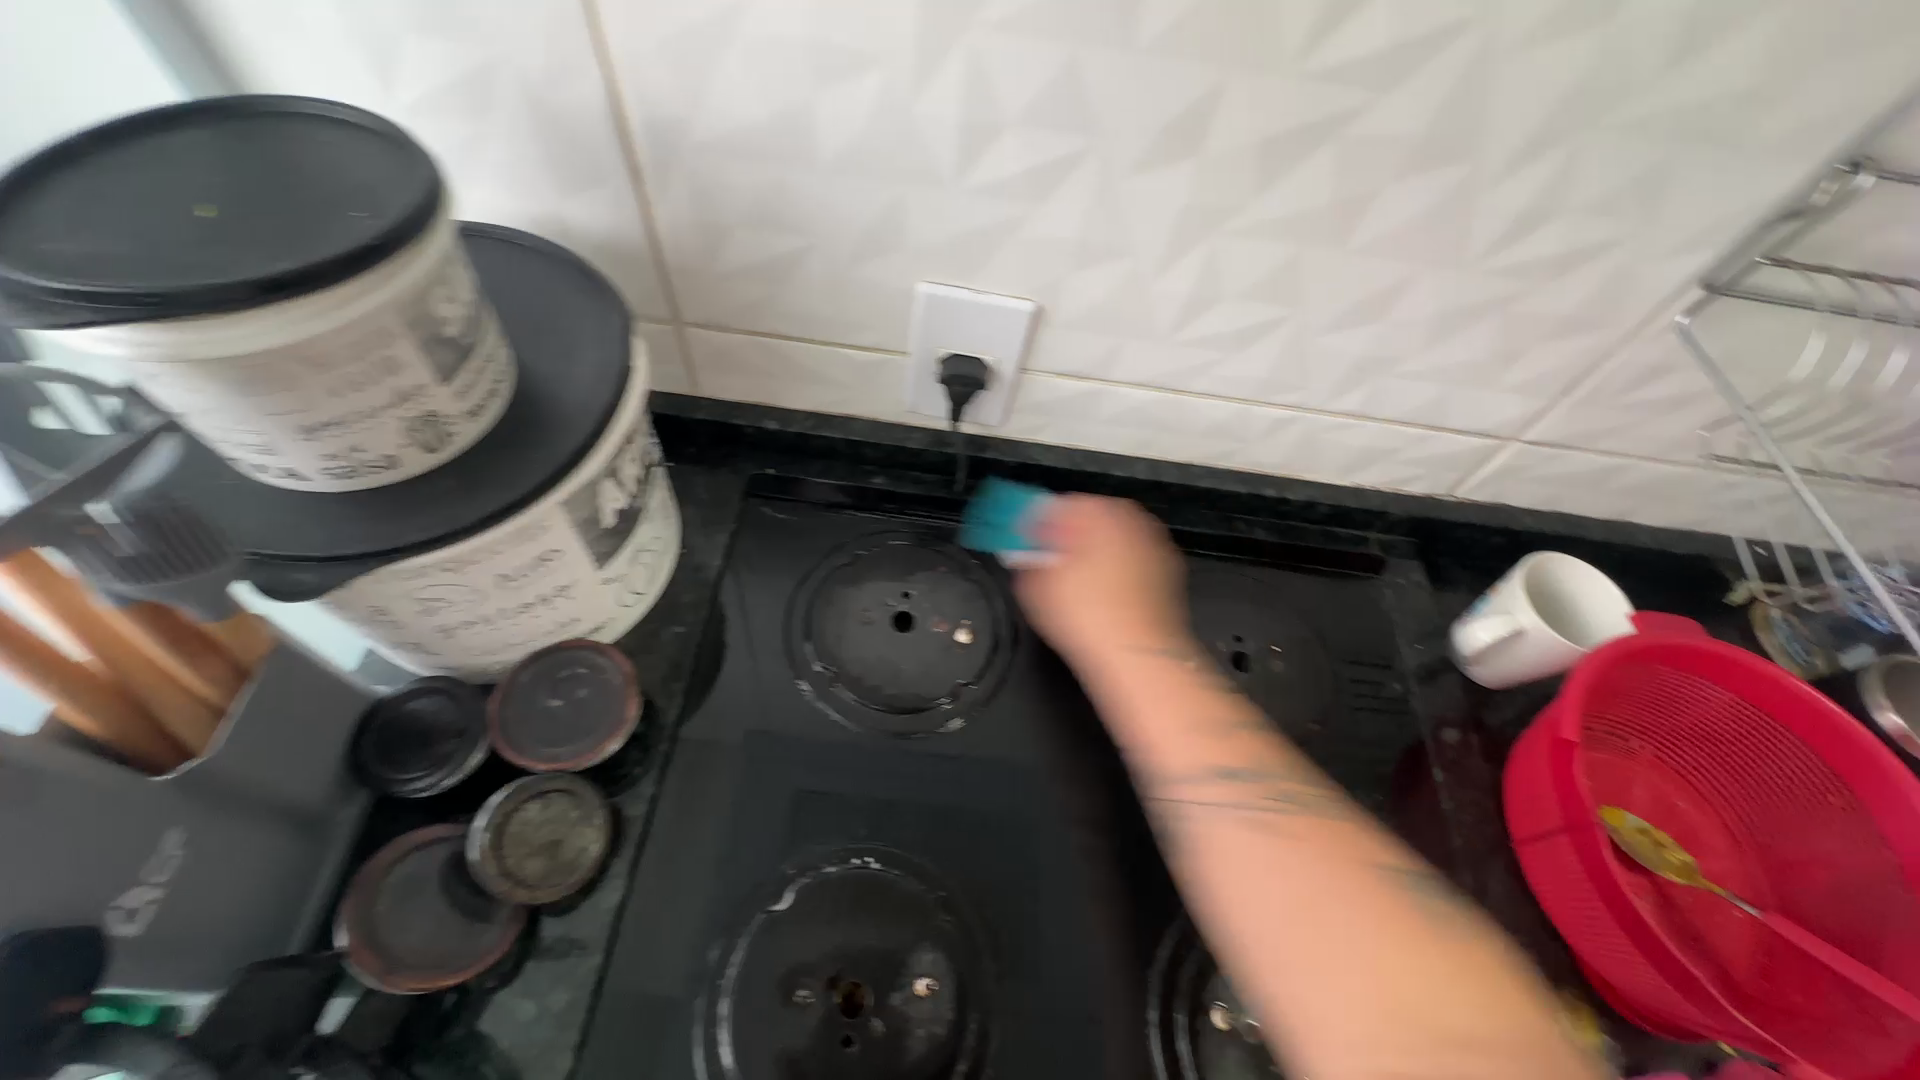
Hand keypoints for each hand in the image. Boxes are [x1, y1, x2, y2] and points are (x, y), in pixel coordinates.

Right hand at [1013, 495, 1190, 665]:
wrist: (1138, 657)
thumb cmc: (1089, 618)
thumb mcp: (1034, 586)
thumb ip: (1025, 557)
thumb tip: (1024, 552)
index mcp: (1099, 511)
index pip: (1060, 504)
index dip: (1039, 524)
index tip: (1027, 542)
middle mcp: (1132, 520)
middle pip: (1092, 519)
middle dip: (1070, 538)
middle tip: (1049, 563)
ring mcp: (1155, 545)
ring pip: (1115, 542)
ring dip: (1096, 556)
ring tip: (1076, 587)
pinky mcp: (1170, 573)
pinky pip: (1134, 564)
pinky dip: (1118, 575)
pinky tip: (1103, 601)